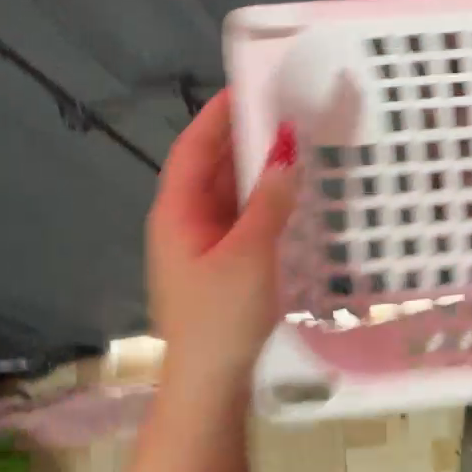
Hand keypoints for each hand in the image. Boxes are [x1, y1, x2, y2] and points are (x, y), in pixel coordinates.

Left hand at [145, 91, 295, 396]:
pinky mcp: (220, 273)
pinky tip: (291, 208)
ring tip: (295, 152)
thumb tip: (287, 153)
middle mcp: (183, 225)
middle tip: (285, 115)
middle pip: (211, 171)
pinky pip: (241, 226)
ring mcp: (200, 251)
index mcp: (176, 213)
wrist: (209, 384)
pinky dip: (263, 209)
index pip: (194, 148)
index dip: (219, 115)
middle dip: (243, 142)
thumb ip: (270, 203)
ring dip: (257, 177)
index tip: (251, 87)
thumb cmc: (222, 316)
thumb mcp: (250, 255)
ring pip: (228, 200)